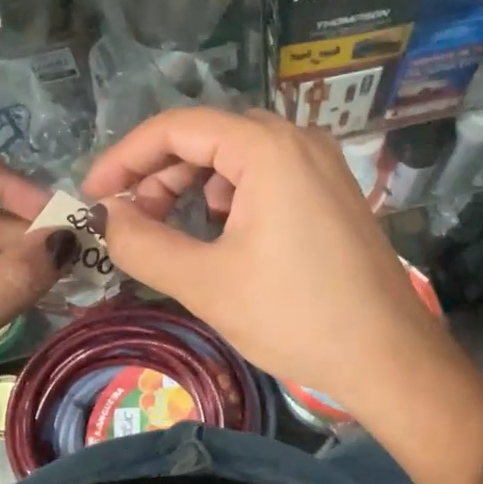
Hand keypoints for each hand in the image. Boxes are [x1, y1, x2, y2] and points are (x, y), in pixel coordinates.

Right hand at [81, 108, 455, 410]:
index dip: (126, 157)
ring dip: (198, 187)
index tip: (93, 195)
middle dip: (163, 174)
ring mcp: (325, 166)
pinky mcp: (336, 194)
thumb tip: (108, 216)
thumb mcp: (205, 283)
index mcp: (269, 148)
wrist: (388, 356)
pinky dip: (236, 198)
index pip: (177, 127)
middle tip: (133, 222)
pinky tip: (227, 239)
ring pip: (242, 158)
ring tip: (177, 234)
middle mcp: (301, 141)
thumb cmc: (295, 317)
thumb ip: (142, 243)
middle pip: (211, 138)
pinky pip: (272, 178)